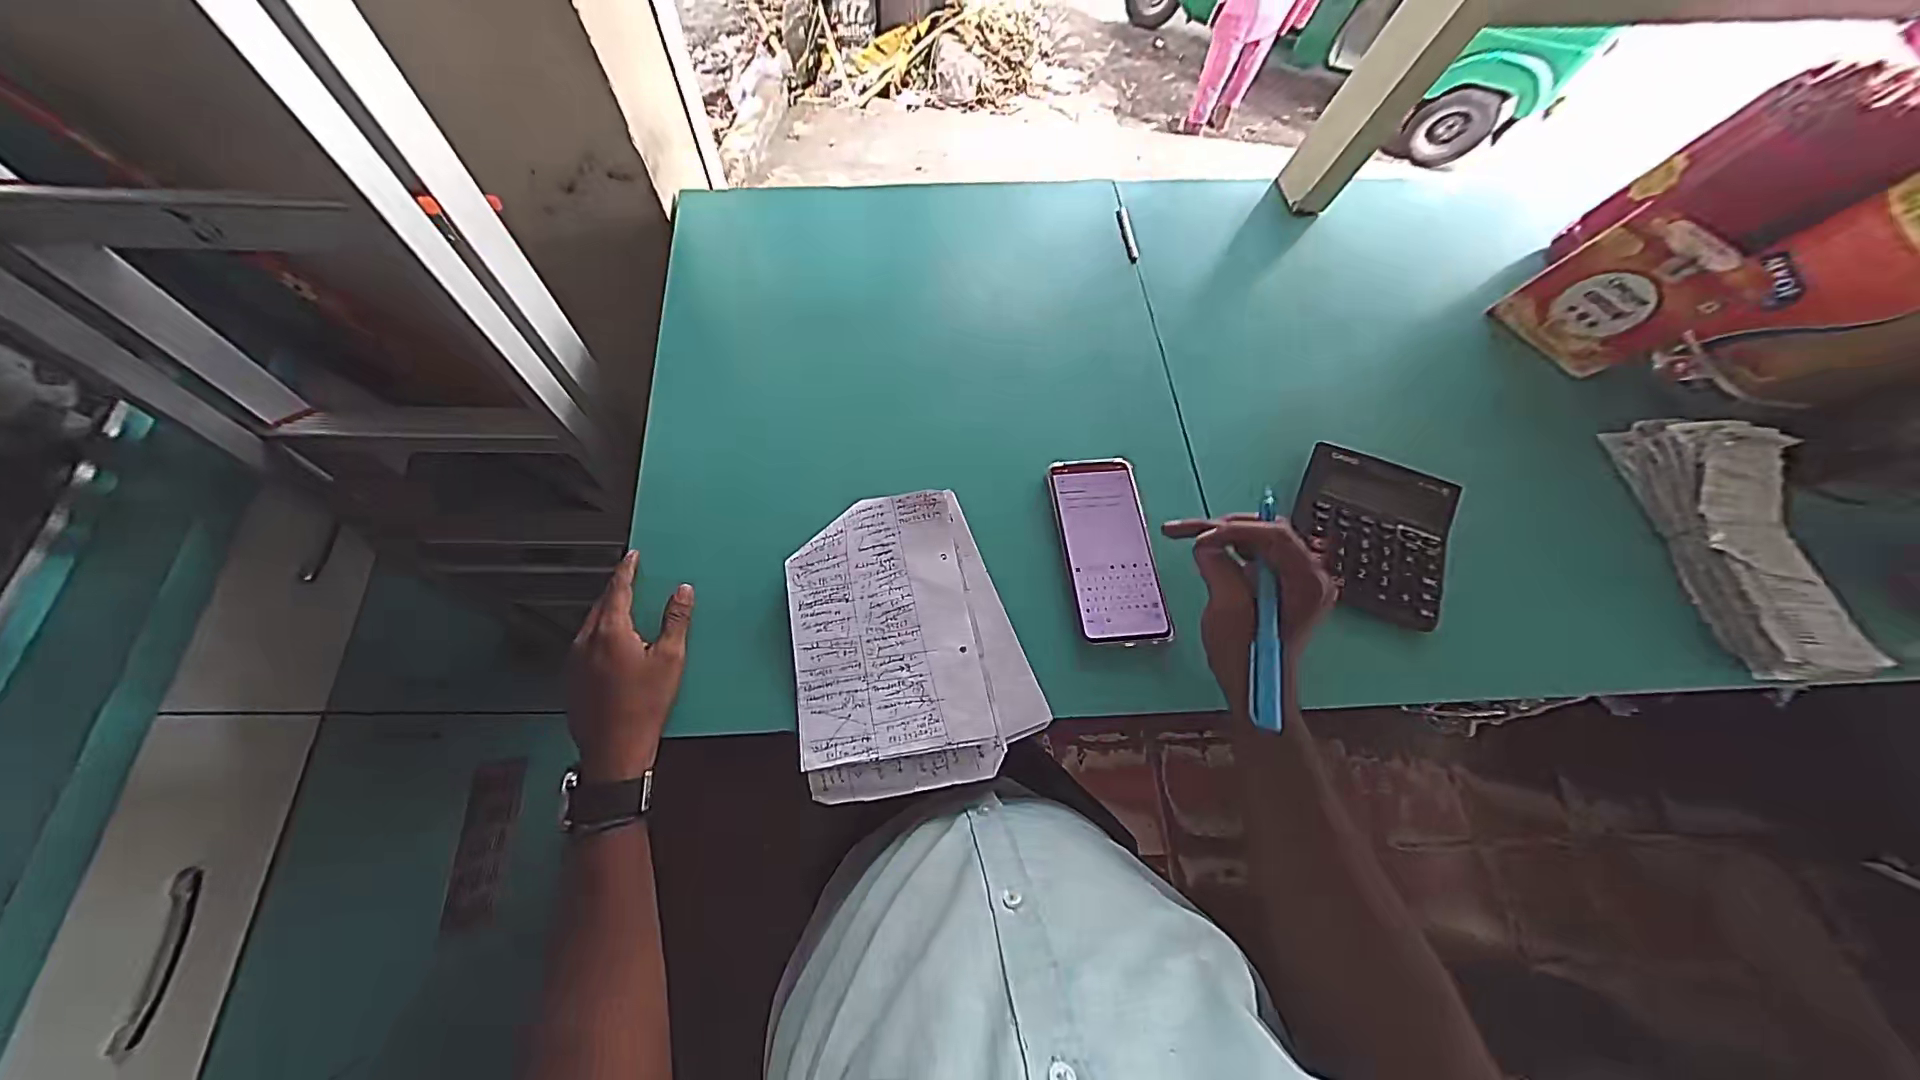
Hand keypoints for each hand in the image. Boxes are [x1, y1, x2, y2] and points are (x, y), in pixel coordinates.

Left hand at [567, 551, 693, 781]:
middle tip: (631, 578)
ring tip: (627, 608)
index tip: (632, 557)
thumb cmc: (642, 708)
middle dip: (617, 588)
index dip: (627, 569)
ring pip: (592, 622)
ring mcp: (576, 660)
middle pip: (602, 603)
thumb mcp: (670, 659)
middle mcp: (587, 641)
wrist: (615, 748)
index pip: (618, 589)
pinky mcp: (573, 676)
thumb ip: (676, 621)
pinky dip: (601, 632)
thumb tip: (682, 592)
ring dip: (609, 610)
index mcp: (611, 632)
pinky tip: (615, 642)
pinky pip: (586, 642)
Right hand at [1160, 515, 1338, 709]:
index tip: (1202, 537)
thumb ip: (1220, 569)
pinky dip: (1231, 549)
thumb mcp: (1228, 611)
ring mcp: (1295, 580)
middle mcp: (1308, 576)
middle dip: (1227, 527)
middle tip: (1189, 531)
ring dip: (1225, 535)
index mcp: (1306, 583)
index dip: (1236, 529)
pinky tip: (1208, 552)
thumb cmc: (1246, 659)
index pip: (1276, 535)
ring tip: (1191, 536)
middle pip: (1269, 532)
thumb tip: (1207, 545)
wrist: (1255, 689)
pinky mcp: (1279, 585)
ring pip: (1260, 539)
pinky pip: (1257, 554)